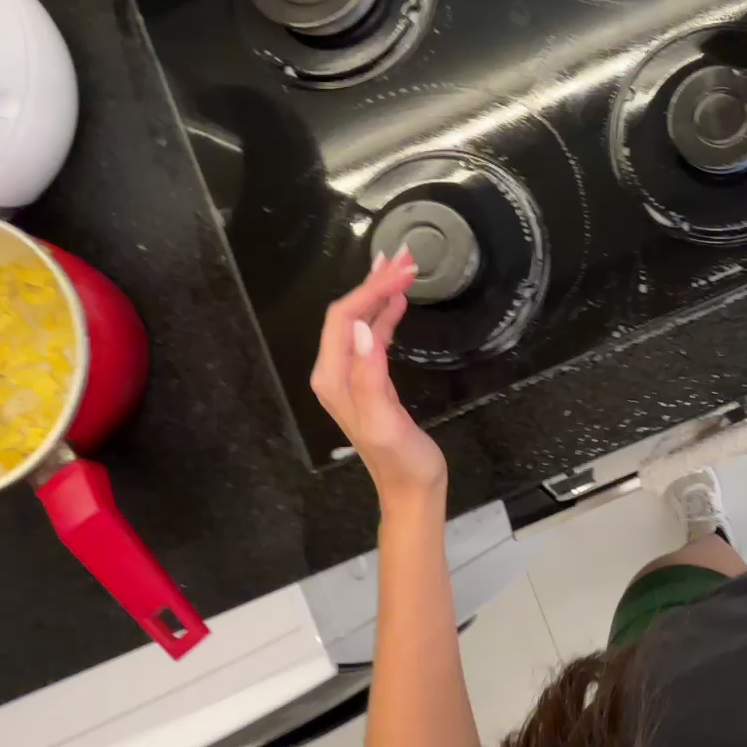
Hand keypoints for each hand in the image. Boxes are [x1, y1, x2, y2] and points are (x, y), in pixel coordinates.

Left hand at [311, 249, 446, 509]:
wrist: (411, 490)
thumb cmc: (403, 460)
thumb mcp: (387, 422)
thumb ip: (370, 376)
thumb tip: (363, 329)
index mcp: (335, 378)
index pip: (346, 318)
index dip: (371, 289)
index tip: (404, 269)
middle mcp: (336, 372)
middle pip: (349, 314)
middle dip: (375, 281)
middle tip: (406, 255)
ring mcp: (352, 376)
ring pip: (360, 321)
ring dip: (380, 292)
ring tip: (404, 268)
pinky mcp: (371, 381)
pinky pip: (372, 336)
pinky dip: (385, 314)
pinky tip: (399, 302)